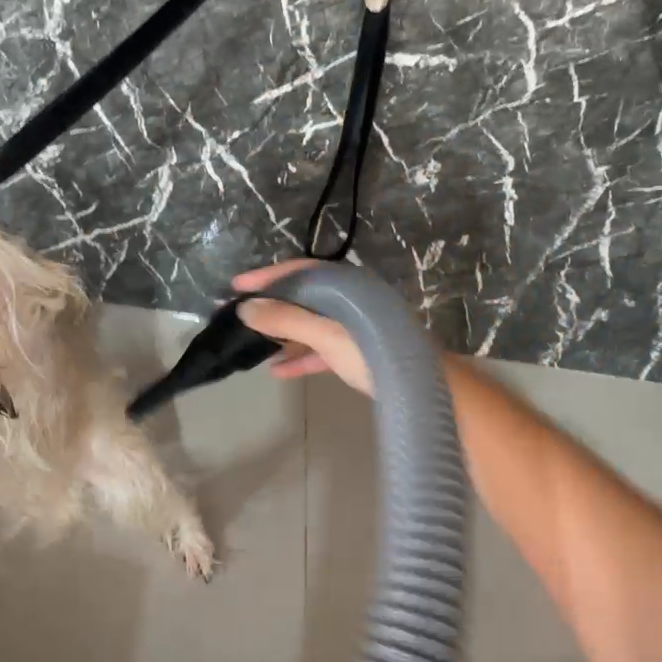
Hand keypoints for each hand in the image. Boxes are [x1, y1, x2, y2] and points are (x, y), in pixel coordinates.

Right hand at [232, 259, 374, 396]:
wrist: (425, 390)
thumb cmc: (374, 353)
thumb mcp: (326, 335)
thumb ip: (286, 319)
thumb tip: (245, 307)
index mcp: (345, 287)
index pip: (299, 271)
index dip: (266, 276)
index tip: (236, 286)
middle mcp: (350, 301)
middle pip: (304, 296)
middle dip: (272, 304)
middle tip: (241, 311)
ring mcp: (355, 327)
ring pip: (311, 323)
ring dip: (283, 331)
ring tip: (254, 340)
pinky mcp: (359, 352)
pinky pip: (322, 348)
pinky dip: (301, 356)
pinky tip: (279, 370)